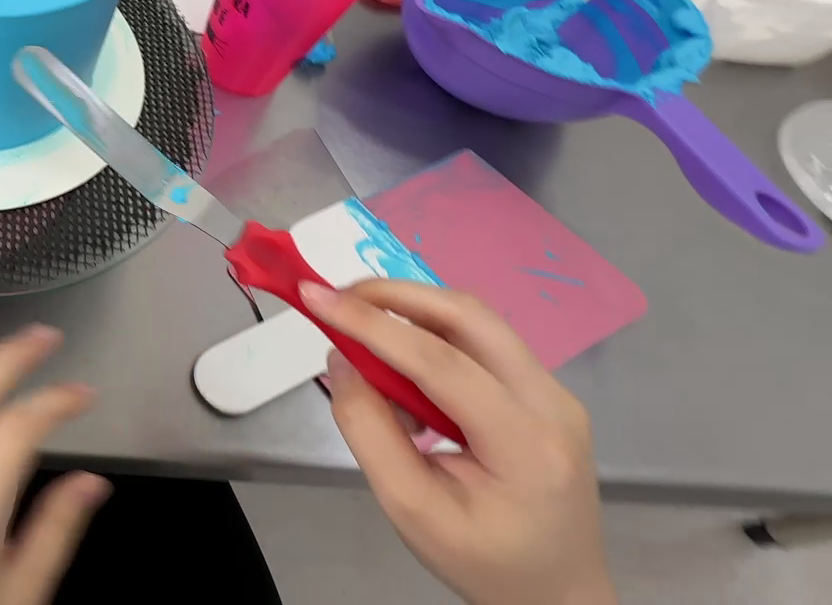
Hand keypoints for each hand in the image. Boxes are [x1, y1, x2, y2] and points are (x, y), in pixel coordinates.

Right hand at [300, 280, 616, 604]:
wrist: (557, 595)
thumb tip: (341, 359)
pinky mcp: (540, 389)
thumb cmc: (482, 560)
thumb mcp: (408, 506)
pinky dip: (425, 327)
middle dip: (393, 294)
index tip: (310, 295)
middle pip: (468, 317)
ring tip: (357, 321)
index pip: (440, 362)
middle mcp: (551, 405)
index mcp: (525, 446)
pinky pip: (477, 337)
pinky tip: (395, 354)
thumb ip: (367, 428)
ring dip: (408, 305)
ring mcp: (553, 392)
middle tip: (335, 298)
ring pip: (473, 318)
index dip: (370, 322)